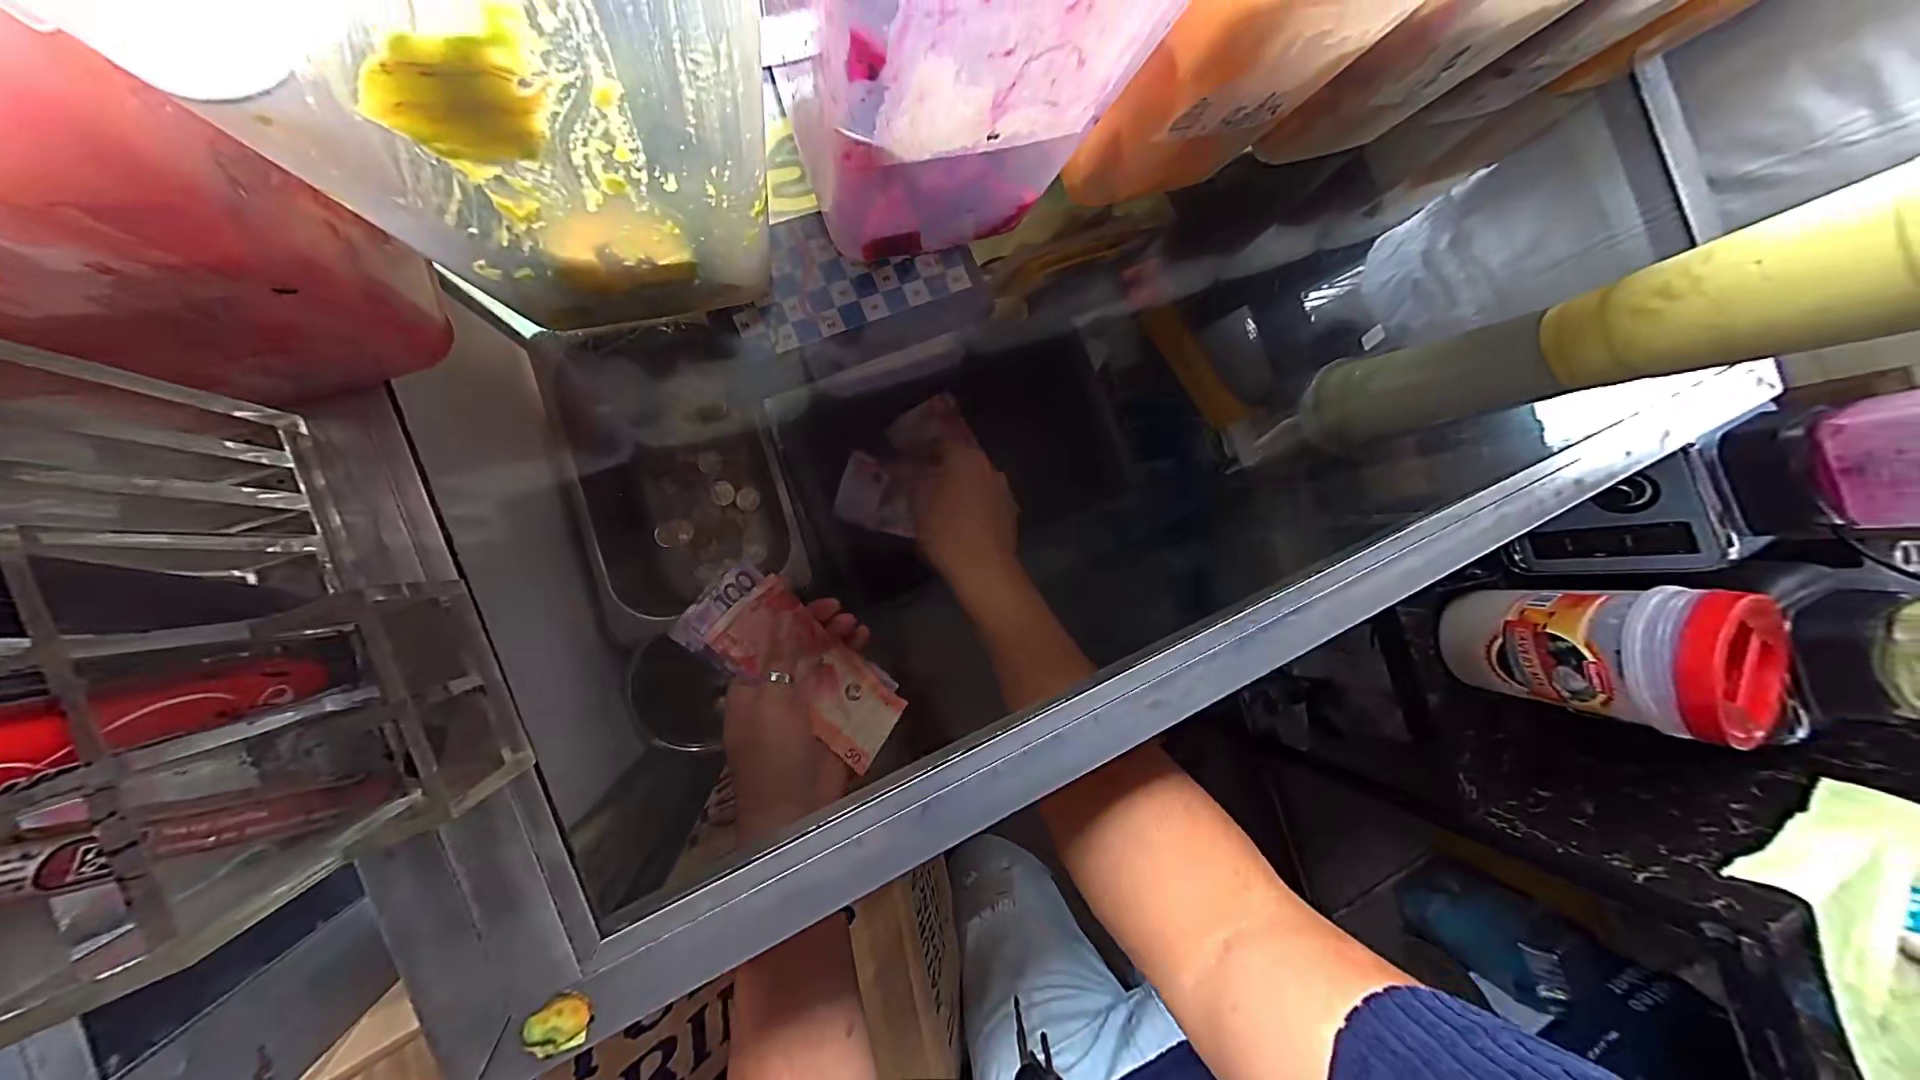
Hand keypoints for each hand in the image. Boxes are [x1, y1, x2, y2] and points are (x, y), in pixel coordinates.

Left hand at [724, 596, 868, 839]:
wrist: (795, 809)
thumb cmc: (772, 755)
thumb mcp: (770, 701)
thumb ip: (779, 657)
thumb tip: (782, 615)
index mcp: (751, 684)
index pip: (767, 638)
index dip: (787, 616)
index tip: (810, 600)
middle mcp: (777, 688)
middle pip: (799, 646)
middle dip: (818, 626)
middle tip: (840, 611)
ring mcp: (806, 701)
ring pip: (824, 660)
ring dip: (838, 640)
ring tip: (857, 626)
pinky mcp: (832, 715)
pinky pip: (844, 682)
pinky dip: (855, 662)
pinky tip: (865, 647)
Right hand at [912, 440, 1019, 588]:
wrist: (986, 569)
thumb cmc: (947, 534)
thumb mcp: (919, 507)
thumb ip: (914, 482)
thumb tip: (909, 471)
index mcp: (966, 459)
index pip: (939, 444)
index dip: (921, 451)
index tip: (907, 461)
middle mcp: (989, 467)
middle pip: (961, 460)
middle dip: (942, 467)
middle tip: (923, 479)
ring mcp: (1003, 489)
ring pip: (975, 479)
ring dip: (960, 485)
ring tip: (942, 500)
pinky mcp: (1011, 510)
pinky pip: (986, 498)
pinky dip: (973, 501)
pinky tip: (962, 517)